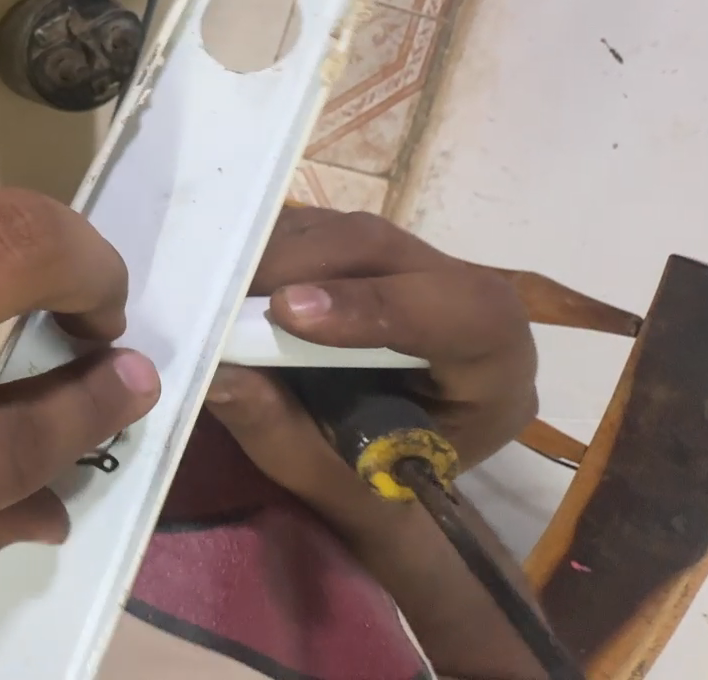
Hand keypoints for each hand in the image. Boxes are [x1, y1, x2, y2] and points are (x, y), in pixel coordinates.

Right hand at [205, 206, 536, 535]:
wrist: (362, 460)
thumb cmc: (362, 479)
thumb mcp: (321, 476)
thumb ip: (276, 428)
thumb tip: (218, 370)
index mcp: (491, 369)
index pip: (467, 315)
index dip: (378, 305)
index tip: (286, 313)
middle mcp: (455, 298)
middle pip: (384, 251)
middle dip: (298, 268)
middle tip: (224, 299)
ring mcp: (402, 262)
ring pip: (338, 230)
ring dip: (270, 255)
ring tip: (217, 291)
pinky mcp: (352, 248)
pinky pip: (307, 227)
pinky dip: (260, 248)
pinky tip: (228, 279)